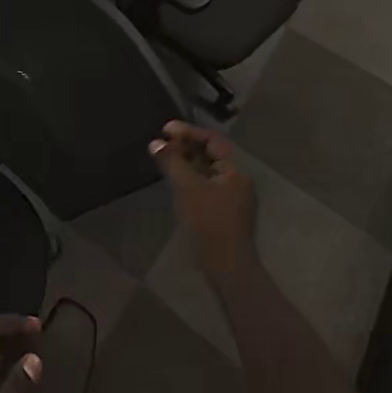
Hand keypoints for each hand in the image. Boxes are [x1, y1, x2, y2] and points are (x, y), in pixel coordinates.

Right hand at [150, 121, 255, 278]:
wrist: (226, 263)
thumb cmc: (209, 220)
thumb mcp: (187, 187)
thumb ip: (172, 162)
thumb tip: (156, 143)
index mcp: (235, 173)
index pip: (213, 141)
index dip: (189, 132)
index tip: (166, 129)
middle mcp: (236, 181)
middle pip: (210, 154)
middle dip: (186, 146)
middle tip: (161, 143)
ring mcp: (229, 197)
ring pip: (205, 170)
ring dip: (185, 160)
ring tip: (163, 157)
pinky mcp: (220, 210)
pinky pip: (202, 184)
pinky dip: (187, 176)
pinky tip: (173, 178)